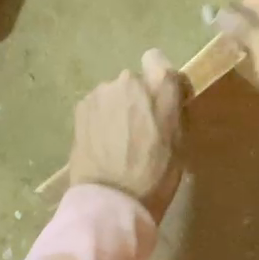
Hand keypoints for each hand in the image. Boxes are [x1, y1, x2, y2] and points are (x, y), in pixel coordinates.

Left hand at [68, 50, 186, 219]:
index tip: (161, 101)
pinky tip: (102, 144)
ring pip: (113, 94)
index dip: (159, 79)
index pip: (157, 60)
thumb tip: (168, 93)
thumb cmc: (154, 176)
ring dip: (116, 109)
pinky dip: (100, 119)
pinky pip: (96, 107)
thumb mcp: (179, 143)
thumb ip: (173, 108)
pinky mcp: (80, 108)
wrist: (111, 199)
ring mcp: (100, 93)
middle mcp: (127, 80)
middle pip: (133, 81)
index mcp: (157, 86)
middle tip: (139, 130)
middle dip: (137, 98)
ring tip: (118, 141)